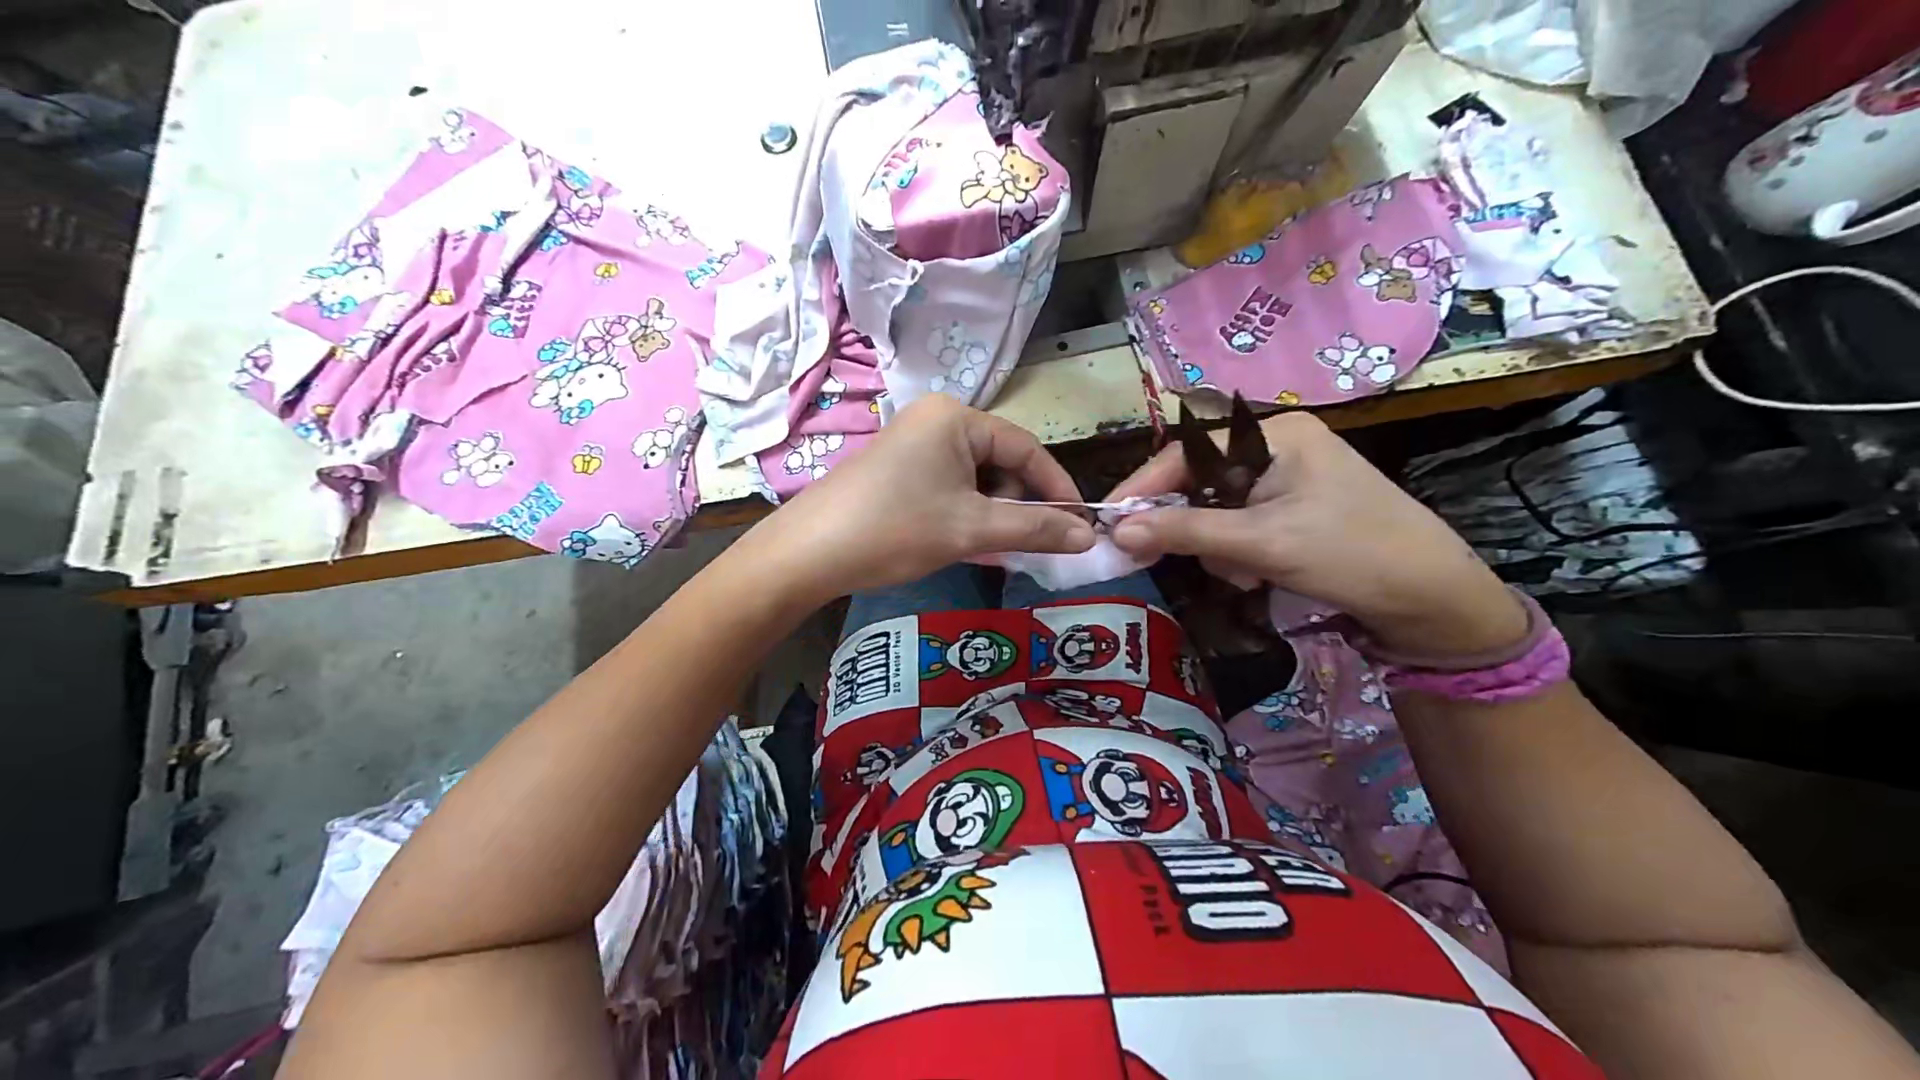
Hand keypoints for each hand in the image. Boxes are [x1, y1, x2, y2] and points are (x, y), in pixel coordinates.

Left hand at [743, 396, 1094, 600]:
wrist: (808, 553)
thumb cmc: (895, 530)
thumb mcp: (971, 529)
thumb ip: (1035, 529)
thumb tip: (1088, 537)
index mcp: (956, 417)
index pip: (1027, 447)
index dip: (1057, 488)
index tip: (1080, 525)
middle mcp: (935, 418)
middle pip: (1000, 460)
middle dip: (1019, 503)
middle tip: (1030, 543)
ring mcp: (912, 442)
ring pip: (975, 476)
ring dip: (992, 512)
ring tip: (993, 548)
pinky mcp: (897, 467)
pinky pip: (949, 484)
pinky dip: (965, 512)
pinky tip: (963, 540)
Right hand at [1108, 411, 1527, 658]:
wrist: (1434, 600)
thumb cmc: (1353, 554)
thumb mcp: (1263, 542)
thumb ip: (1188, 532)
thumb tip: (1118, 530)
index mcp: (1274, 434)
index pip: (1187, 454)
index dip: (1143, 487)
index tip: (1110, 521)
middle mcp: (1276, 447)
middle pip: (1198, 484)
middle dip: (1192, 529)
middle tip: (1181, 561)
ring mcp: (1286, 479)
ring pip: (1215, 512)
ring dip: (1218, 549)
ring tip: (1248, 575)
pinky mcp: (1292, 510)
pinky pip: (1238, 527)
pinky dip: (1238, 555)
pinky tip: (1261, 576)